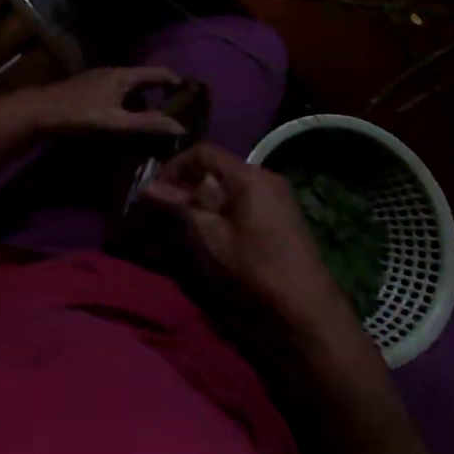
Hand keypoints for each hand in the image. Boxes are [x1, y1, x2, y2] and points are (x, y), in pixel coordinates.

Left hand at [18, 66, 186, 136]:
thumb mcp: (117, 121)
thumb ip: (148, 124)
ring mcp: (100, 79)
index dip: (178, 83)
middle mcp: (114, 72)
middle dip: (161, 95)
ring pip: (130, 88)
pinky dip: (129, 104)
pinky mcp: (90, 88)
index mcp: (124, 75)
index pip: (160, 73)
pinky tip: (126, 121)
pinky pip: (118, 93)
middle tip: (175, 113)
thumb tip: (180, 127)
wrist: (40, 111)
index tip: (192, 97)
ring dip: (144, 101)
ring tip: (154, 121)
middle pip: (145, 80)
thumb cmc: (80, 114)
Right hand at [141, 143, 359, 347]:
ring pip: (231, 186)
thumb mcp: (209, 235)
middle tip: (165, 209)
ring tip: (186, 225)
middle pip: (218, 168)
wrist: (305, 302)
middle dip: (188, 185)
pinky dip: (225, 208)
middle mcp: (266, 175)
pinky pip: (246, 199)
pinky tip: (214, 232)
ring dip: (205, 200)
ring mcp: (278, 194)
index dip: (174, 166)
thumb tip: (148, 186)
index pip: (203, 152)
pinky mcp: (283, 212)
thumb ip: (180, 205)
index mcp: (248, 175)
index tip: (155, 189)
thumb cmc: (253, 265)